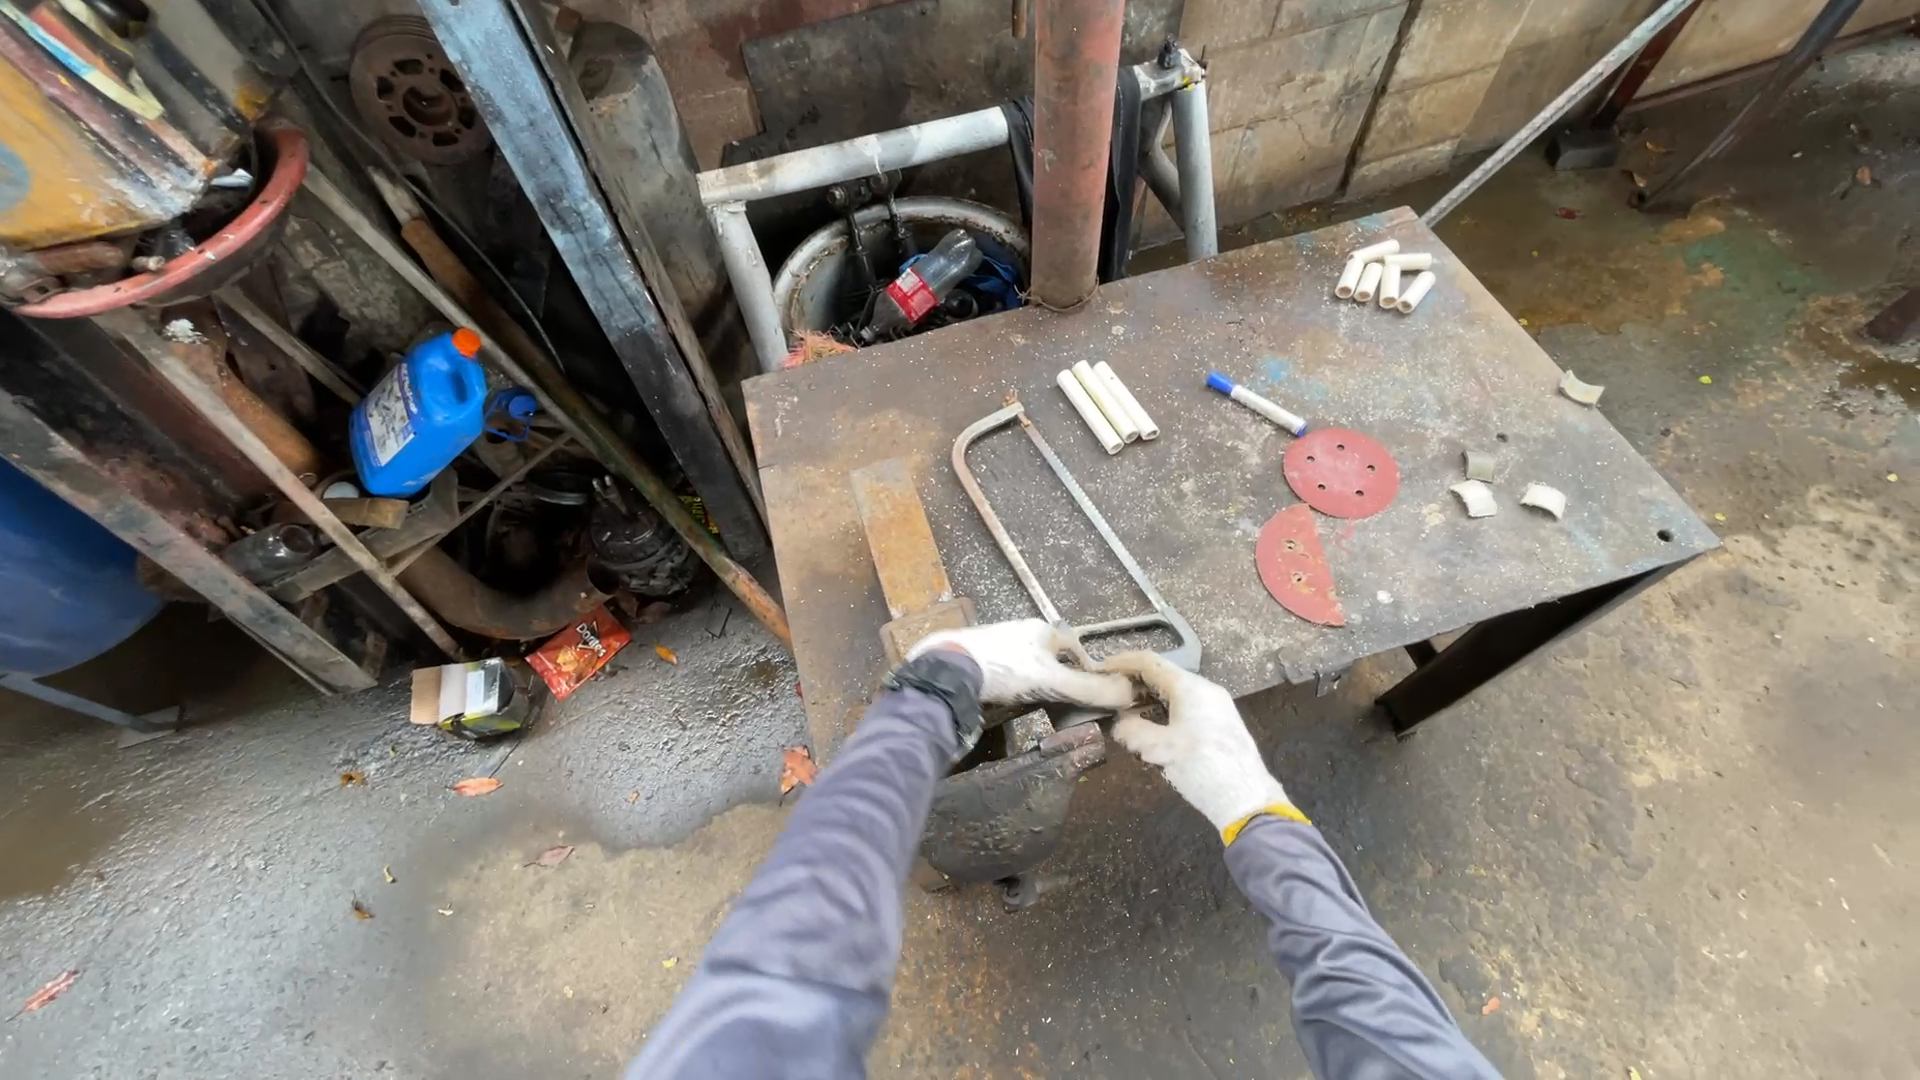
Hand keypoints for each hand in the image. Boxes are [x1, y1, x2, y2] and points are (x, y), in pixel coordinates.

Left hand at [907, 619, 1134, 709]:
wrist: (947, 667)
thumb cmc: (1003, 668)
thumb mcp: (1051, 681)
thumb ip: (1089, 688)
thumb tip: (1130, 694)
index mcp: (1041, 629)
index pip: (1075, 647)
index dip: (1086, 669)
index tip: (1090, 694)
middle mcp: (1019, 630)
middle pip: (1049, 656)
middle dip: (1057, 677)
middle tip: (1061, 703)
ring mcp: (995, 641)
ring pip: (1025, 663)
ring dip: (1032, 682)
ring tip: (1034, 705)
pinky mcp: (975, 656)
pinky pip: (1002, 670)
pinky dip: (1009, 684)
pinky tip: (1004, 700)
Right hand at [1098, 651, 1296, 837]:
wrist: (1248, 800)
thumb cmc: (1202, 768)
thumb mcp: (1159, 750)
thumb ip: (1133, 731)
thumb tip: (1120, 724)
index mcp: (1190, 687)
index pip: (1149, 662)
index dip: (1122, 662)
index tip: (1100, 669)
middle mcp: (1205, 689)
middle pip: (1163, 674)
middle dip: (1134, 682)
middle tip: (1110, 694)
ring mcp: (1216, 705)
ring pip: (1175, 691)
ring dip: (1149, 698)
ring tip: (1126, 712)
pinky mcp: (1221, 722)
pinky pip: (1186, 705)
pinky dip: (1165, 709)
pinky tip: (1153, 727)